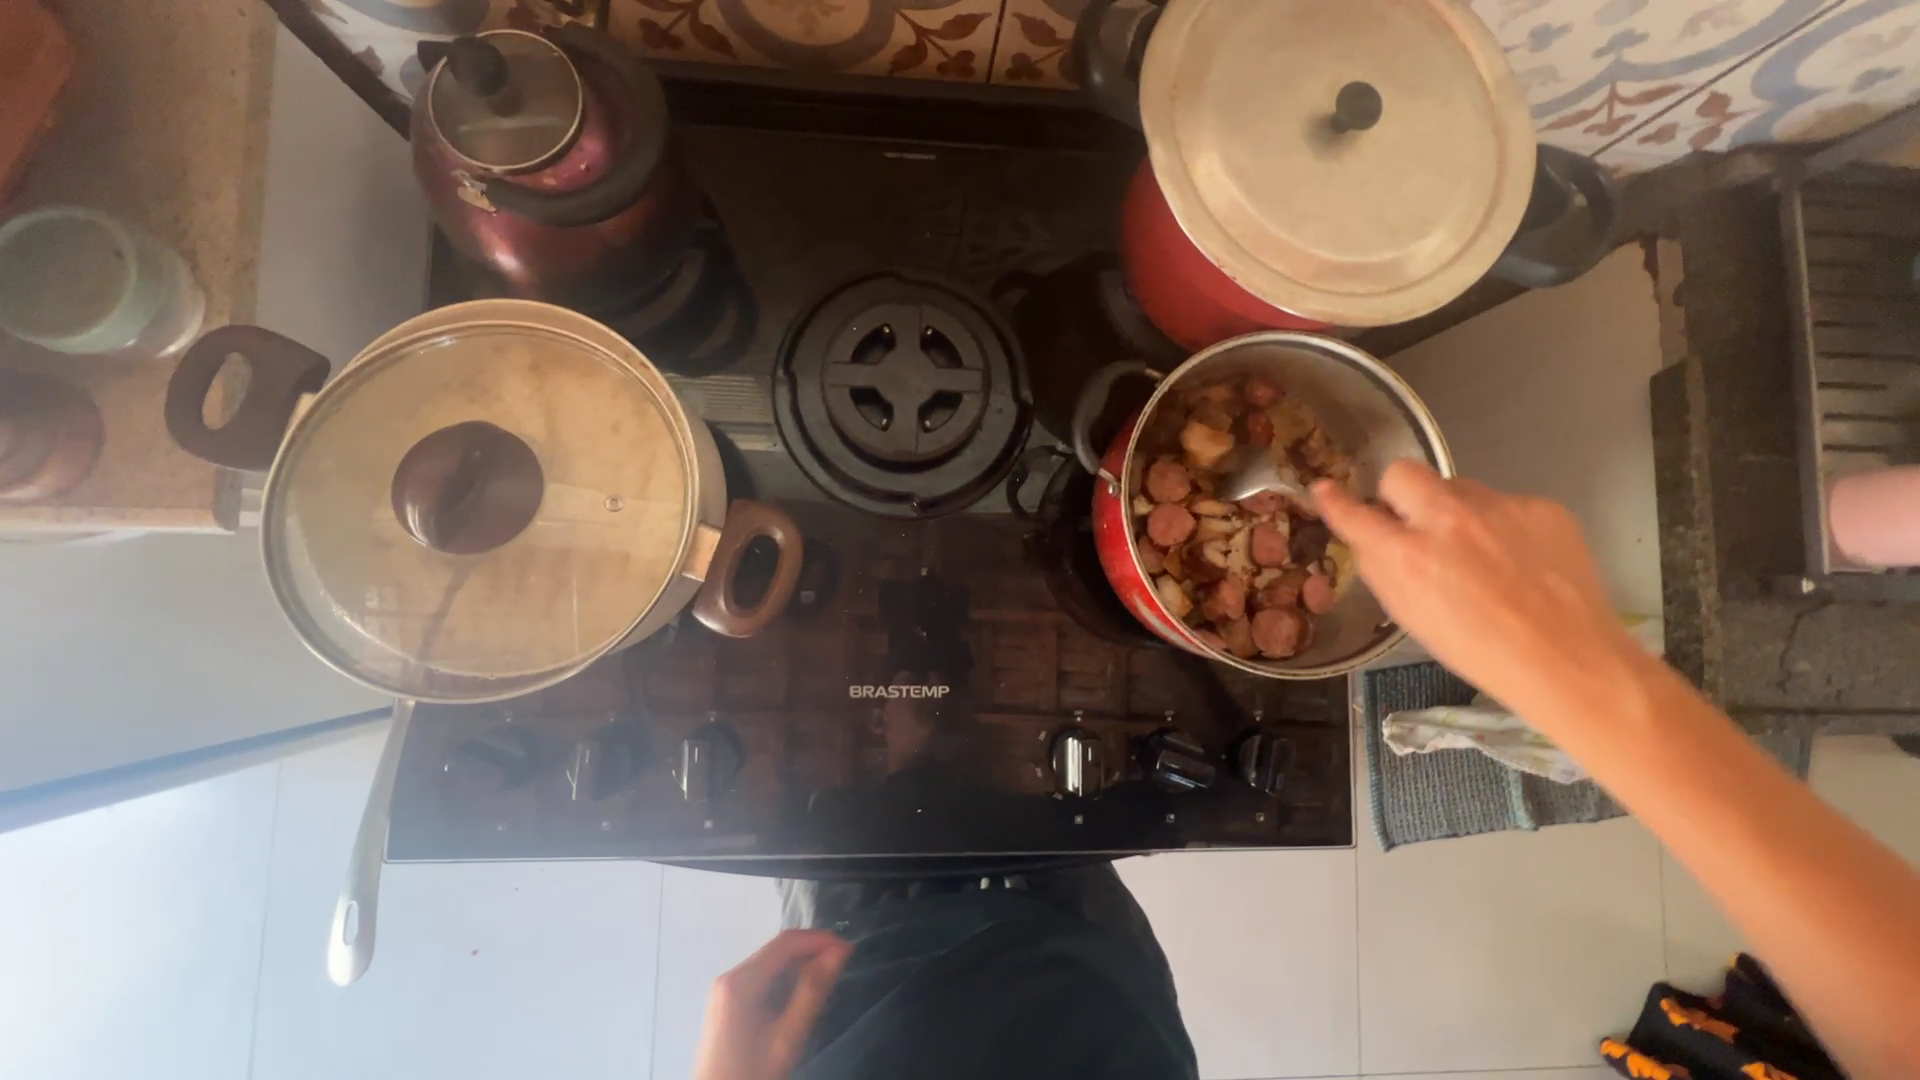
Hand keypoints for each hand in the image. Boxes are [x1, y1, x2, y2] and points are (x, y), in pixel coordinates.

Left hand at [693, 929, 853, 1079]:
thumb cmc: (751, 1076)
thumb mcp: (787, 1038)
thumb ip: (813, 991)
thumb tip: (839, 951)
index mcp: (740, 982)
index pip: (785, 943)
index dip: (819, 940)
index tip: (848, 950)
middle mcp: (729, 977)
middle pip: (776, 951)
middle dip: (810, 954)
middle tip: (841, 969)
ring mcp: (725, 990)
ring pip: (770, 965)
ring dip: (798, 969)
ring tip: (824, 986)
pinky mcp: (726, 1003)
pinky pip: (760, 980)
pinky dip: (783, 983)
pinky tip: (799, 1001)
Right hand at [1313, 461, 1641, 723]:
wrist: (1565, 657)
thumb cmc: (1475, 647)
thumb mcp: (1407, 613)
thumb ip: (1381, 566)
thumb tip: (1367, 534)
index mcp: (1407, 555)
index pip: (1355, 514)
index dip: (1334, 501)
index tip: (1324, 490)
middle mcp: (1448, 520)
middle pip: (1402, 473)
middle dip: (1398, 492)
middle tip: (1413, 521)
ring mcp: (1499, 508)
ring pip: (1457, 488)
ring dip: (1454, 511)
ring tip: (1477, 551)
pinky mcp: (1541, 506)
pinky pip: (1502, 503)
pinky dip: (1498, 524)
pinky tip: (1514, 557)